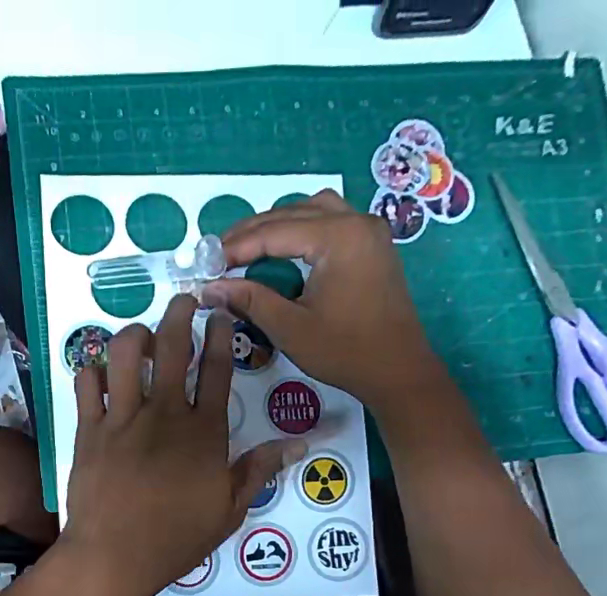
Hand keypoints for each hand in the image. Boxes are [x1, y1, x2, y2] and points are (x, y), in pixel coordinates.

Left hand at [59, 294, 305, 595]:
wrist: (115, 557)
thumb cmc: (178, 538)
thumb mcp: (230, 510)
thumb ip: (260, 470)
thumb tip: (299, 445)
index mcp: (204, 432)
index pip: (217, 370)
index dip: (221, 336)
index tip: (220, 316)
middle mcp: (165, 414)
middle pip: (173, 346)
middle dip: (180, 313)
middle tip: (184, 300)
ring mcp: (123, 418)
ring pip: (126, 353)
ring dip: (136, 334)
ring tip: (142, 337)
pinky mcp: (89, 429)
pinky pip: (87, 382)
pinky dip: (94, 369)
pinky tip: (102, 372)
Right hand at [203, 190, 445, 411]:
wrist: (400, 372)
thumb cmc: (346, 353)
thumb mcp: (291, 329)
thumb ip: (250, 300)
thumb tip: (210, 287)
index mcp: (339, 236)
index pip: (275, 231)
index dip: (237, 245)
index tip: (207, 261)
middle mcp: (357, 221)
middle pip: (293, 212)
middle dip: (254, 232)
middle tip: (221, 255)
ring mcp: (371, 231)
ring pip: (314, 211)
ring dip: (280, 226)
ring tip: (250, 250)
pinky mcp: (375, 246)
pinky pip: (332, 223)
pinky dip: (305, 231)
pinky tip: (286, 253)